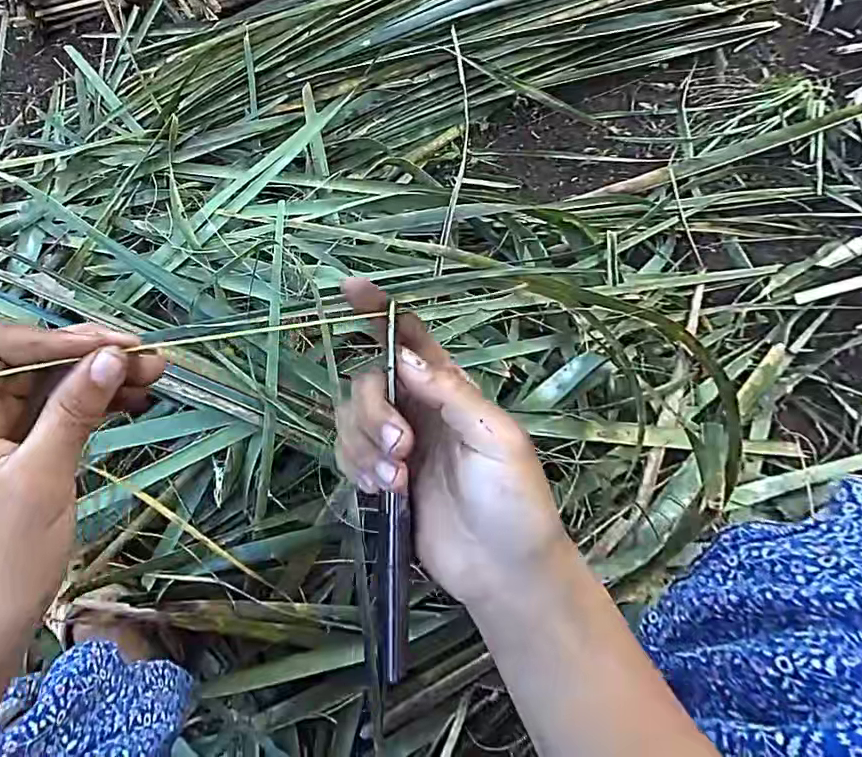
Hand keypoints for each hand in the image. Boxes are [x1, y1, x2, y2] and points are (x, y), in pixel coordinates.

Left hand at [0, 322, 167, 655]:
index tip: (110, 347)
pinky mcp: (25, 451)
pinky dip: (97, 403)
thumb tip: (113, 356)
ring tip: (154, 375)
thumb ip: (75, 411)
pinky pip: (63, 412)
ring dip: (102, 376)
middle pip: (34, 361)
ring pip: (55, 384)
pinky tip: (134, 400)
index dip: (55, 337)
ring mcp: (0, 433)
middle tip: (146, 358)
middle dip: (90, 355)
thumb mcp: (41, 479)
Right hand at [332, 278, 572, 611]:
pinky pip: (346, 453)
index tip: (350, 289)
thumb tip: (404, 356)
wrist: (504, 573)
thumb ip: (450, 394)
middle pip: (367, 380)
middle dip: (374, 411)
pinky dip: (355, 467)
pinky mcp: (380, 475)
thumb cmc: (515, 500)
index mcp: (448, 388)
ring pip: (350, 417)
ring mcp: (396, 442)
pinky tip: (383, 491)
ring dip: (364, 446)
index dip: (379, 309)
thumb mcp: (496, 440)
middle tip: (402, 447)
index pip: (409, 336)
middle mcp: (416, 407)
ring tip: (395, 481)